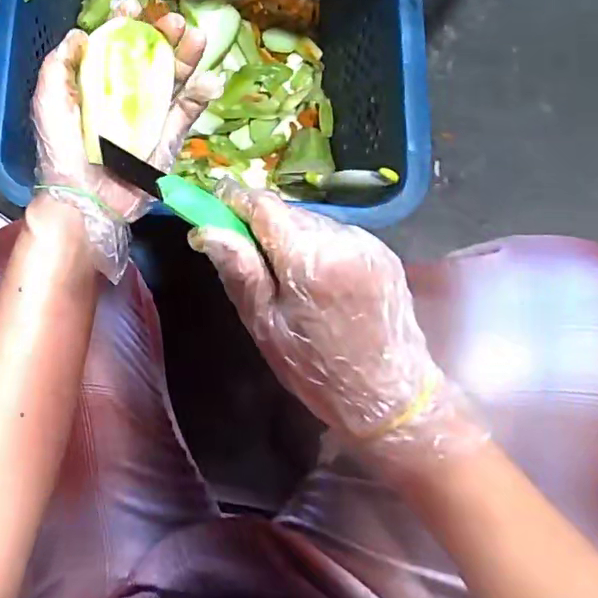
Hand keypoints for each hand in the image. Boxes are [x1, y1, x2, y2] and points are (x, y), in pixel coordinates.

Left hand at [32, 0, 222, 278]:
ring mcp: (149, 116)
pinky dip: (200, 94)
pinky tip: (207, 78)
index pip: (112, 46)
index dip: (123, 24)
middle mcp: (124, 95)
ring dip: (186, 55)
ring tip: (194, 35)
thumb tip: (79, 34)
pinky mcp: (168, 137)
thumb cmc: (61, 152)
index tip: (130, 7)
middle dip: (161, 33)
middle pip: (149, 56)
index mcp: (95, 85)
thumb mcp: (48, 103)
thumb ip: (58, 67)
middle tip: (170, 19)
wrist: (85, 201)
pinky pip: (188, 112)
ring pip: (174, 78)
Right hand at [190, 182, 484, 467]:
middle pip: (287, 210)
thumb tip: (205, 230)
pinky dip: (315, 244)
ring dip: (288, 234)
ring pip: (310, 219)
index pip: (263, 205)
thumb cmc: (318, 369)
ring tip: (283, 272)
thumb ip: (239, 271)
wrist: (392, 399)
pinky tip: (314, 277)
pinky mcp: (382, 251)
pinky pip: (334, 232)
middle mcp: (341, 240)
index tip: (213, 201)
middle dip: (260, 222)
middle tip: (244, 250)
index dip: (234, 198)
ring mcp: (366, 243)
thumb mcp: (266, 326)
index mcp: (308, 260)